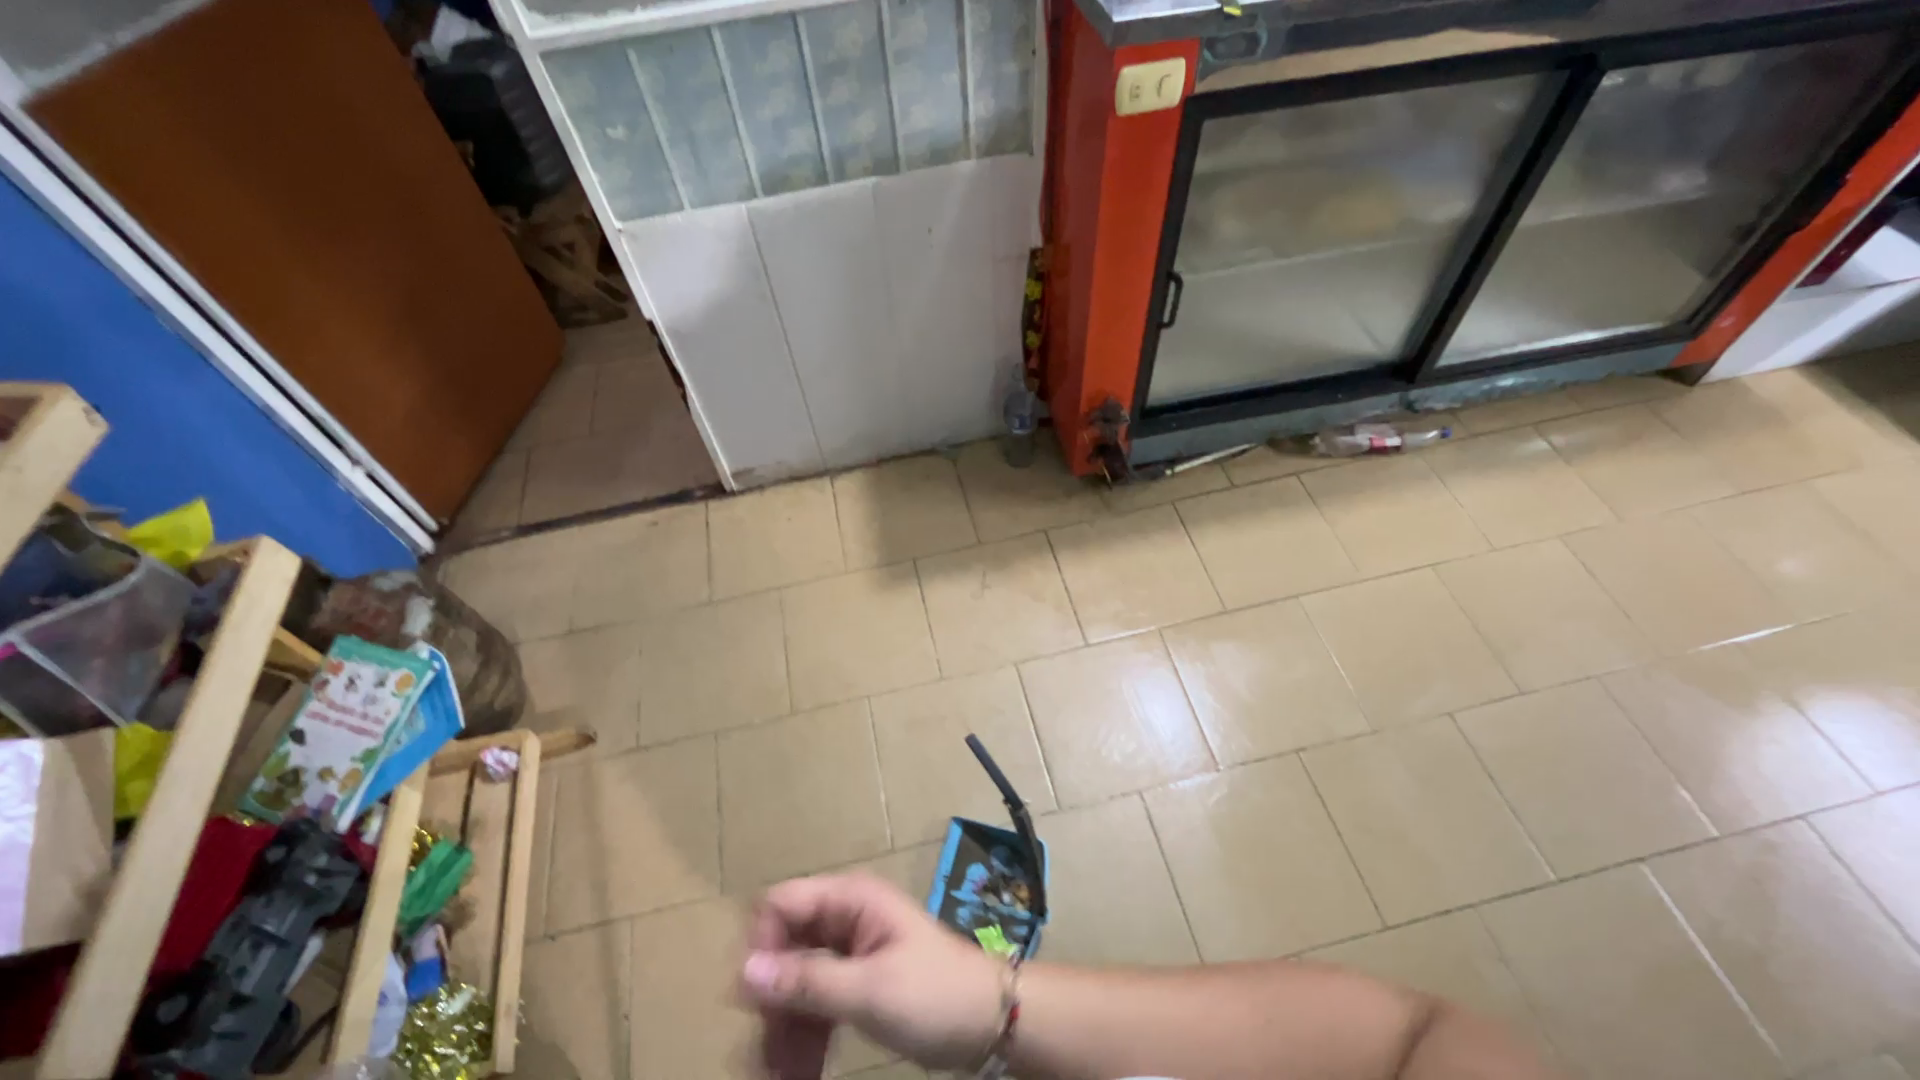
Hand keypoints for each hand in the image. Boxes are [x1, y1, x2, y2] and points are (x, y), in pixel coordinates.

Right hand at [740, 873, 1007, 1078]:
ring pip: (797, 985)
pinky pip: (817, 1005)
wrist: (994, 1024)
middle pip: (784, 950)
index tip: (755, 999)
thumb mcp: (870, 991)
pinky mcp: (857, 984)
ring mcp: (851, 953)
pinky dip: (806, 1037)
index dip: (762, 946)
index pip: (782, 904)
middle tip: (765, 1058)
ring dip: (785, 1031)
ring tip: (783, 1076)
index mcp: (851, 901)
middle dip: (773, 1004)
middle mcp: (846, 919)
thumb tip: (744, 972)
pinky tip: (800, 1073)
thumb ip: (807, 981)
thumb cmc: (937, 996)